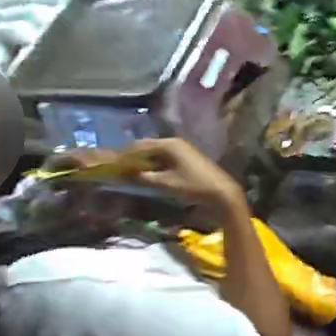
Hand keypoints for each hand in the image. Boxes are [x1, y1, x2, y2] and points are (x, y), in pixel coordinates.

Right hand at [124, 138, 246, 213]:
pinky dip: (156, 165)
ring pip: (157, 154)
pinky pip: (166, 159)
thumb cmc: (193, 186)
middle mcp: (175, 143)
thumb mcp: (165, 183)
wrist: (221, 193)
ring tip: (132, 173)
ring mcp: (183, 150)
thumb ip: (144, 177)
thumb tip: (124, 174)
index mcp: (169, 144)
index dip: (125, 154)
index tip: (113, 163)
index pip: (140, 145)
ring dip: (145, 162)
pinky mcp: (187, 159)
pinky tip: (150, 175)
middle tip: (120, 169)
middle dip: (134, 158)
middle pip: (148, 148)